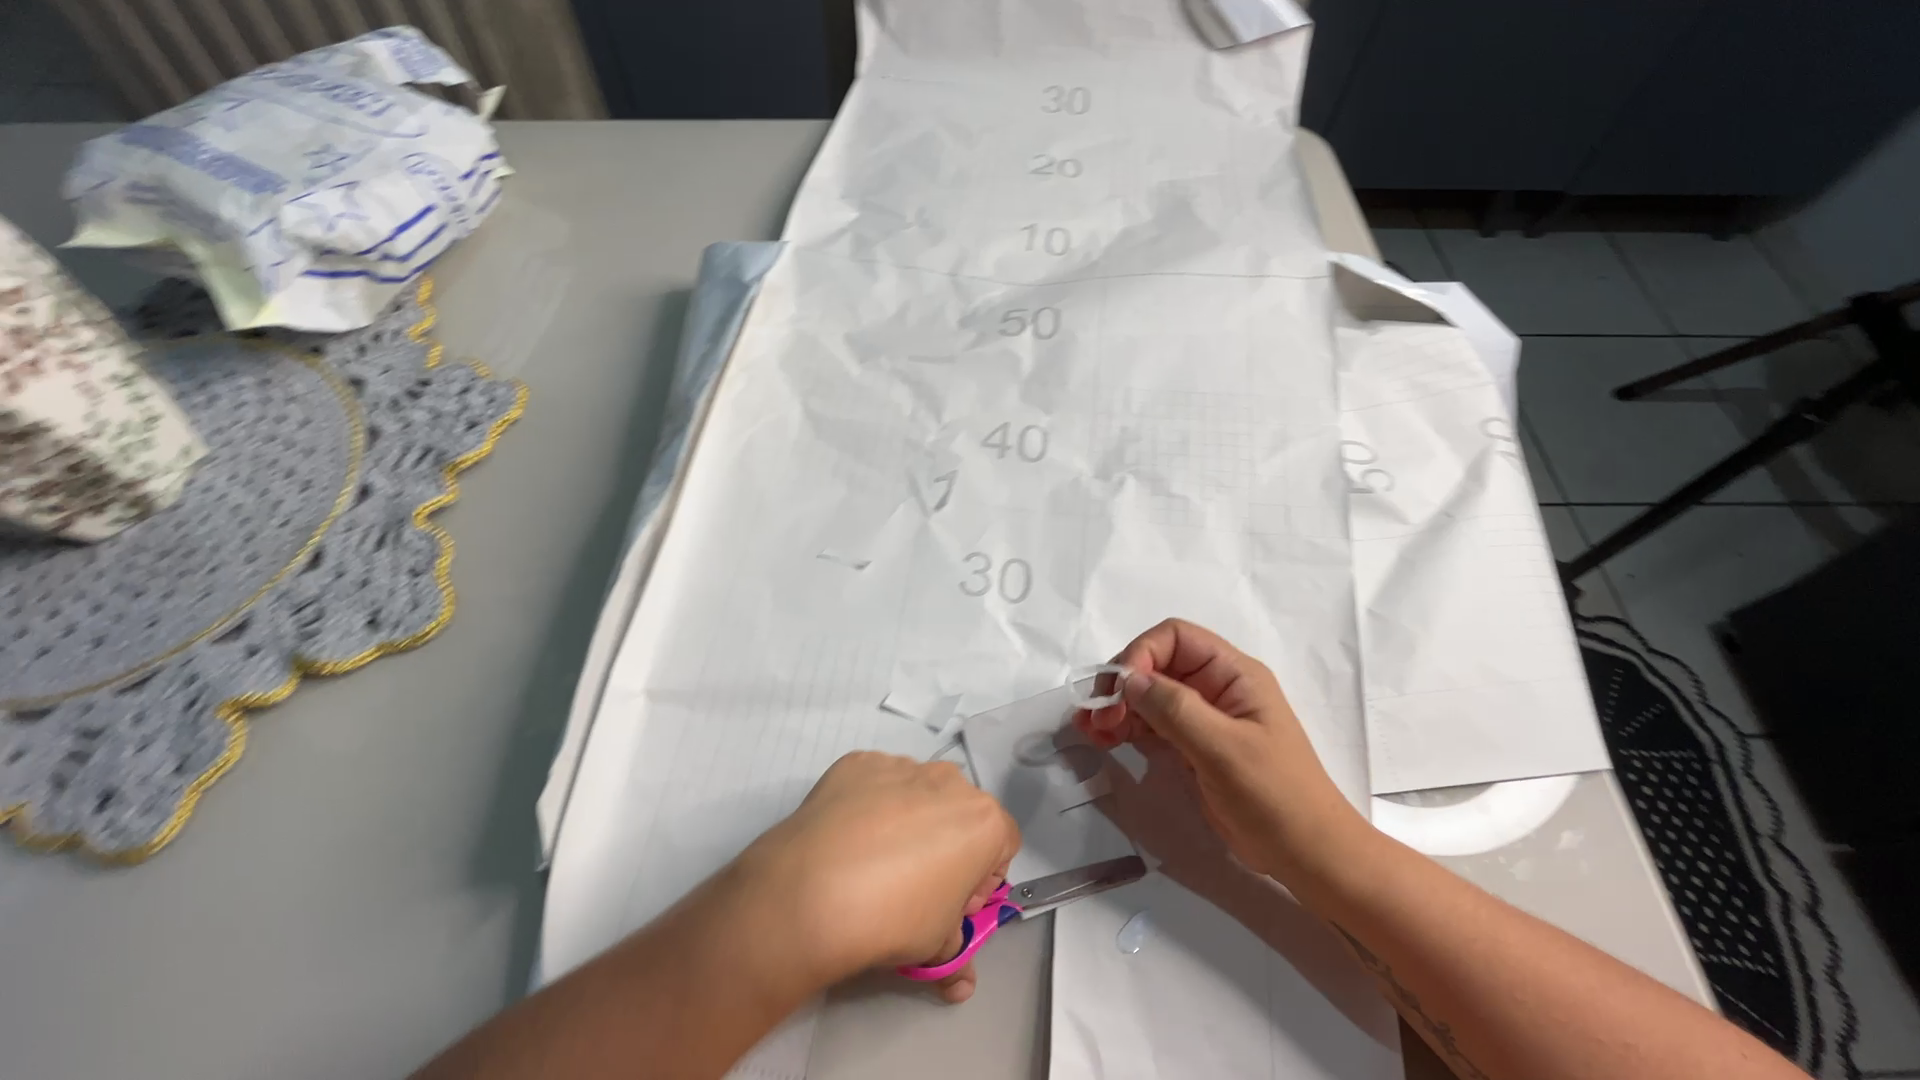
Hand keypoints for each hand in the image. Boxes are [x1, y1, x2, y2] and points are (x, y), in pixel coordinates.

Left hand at [737, 752, 1018, 1002]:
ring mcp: (901, 766)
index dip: (981, 880)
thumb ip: (958, 959)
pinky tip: (846, 840)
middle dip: (947, 846)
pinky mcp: (857, 763)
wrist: (812, 892)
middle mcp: (950, 781)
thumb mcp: (936, 948)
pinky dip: (867, 805)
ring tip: (871, 863)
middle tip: (913, 887)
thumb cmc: (894, 918)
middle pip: (960, 814)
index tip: (951, 906)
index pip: (1003, 846)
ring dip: (908, 821)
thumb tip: (961, 987)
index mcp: (985, 821)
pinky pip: (874, 783)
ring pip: (916, 793)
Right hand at [1073, 619, 1367, 883]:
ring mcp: (1202, 719)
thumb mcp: (1224, 749)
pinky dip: (1124, 728)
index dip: (1140, 655)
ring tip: (1089, 730)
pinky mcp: (1191, 747)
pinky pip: (1150, 726)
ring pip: (1147, 696)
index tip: (1118, 692)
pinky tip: (1103, 739)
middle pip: (1156, 665)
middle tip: (1098, 718)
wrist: (1307, 854)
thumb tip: (1128, 679)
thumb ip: (1174, 709)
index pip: (1175, 638)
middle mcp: (1215, 688)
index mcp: (1233, 674)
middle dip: (1122, 684)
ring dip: (1115, 707)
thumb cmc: (1275, 795)